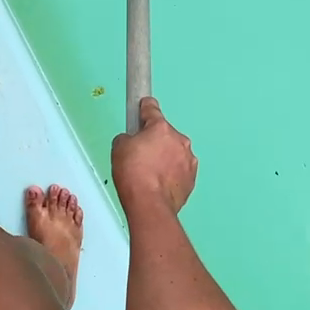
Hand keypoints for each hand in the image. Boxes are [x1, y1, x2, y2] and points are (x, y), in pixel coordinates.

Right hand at [111, 97, 197, 213]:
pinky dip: (171, 173)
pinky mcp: (192, 178)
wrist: (149, 204)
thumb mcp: (118, 148)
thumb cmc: (133, 176)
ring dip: (164, 158)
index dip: (144, 107)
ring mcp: (188, 160)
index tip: (144, 105)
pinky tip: (158, 183)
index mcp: (160, 128)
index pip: (152, 109)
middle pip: (164, 133)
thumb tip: (130, 141)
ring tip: (149, 173)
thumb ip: (126, 138)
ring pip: (174, 152)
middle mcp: (179, 140)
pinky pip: (179, 169)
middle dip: (154, 141)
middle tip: (140, 154)